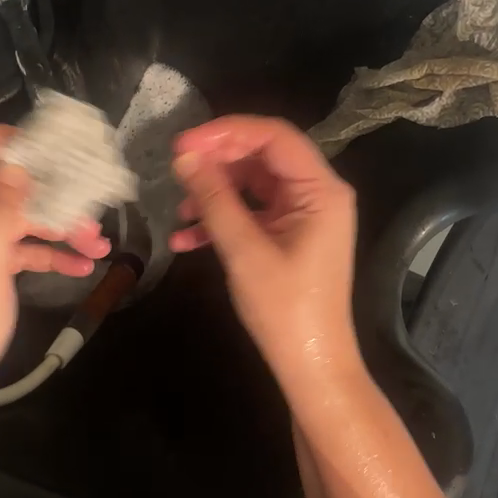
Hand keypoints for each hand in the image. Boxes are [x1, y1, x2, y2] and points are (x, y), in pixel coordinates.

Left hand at [0, 125, 109, 395]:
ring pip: (16, 217)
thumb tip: (17, 164)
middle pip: (0, 185)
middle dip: (48, 191)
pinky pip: (17, 247)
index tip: (46, 147)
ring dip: (57, 226)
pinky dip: (47, 253)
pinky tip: (81, 266)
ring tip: (99, 243)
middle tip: (91, 199)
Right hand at [170, 116, 360, 379]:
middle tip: (176, 167)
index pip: (274, 136)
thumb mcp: (244, 250)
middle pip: (263, 156)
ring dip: (215, 193)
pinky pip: (254, 213)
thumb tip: (185, 158)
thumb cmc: (284, 308)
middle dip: (218, 161)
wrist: (310, 365)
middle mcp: (318, 194)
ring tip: (178, 209)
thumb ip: (214, 199)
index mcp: (321, 190)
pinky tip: (184, 239)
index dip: (227, 132)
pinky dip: (222, 219)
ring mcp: (305, 215)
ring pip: (254, 184)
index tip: (184, 143)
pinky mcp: (290, 235)